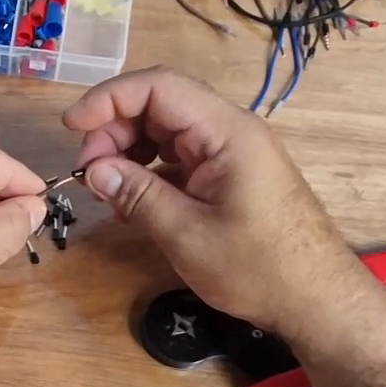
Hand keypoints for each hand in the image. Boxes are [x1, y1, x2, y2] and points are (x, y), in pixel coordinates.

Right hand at [64, 66, 364, 333]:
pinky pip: (177, 160)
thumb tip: (94, 170)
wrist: (313, 298)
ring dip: (127, 154)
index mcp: (225, 133)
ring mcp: (227, 154)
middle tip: (87, 173)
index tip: (72, 127)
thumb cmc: (257, 268)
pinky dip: (147, 175)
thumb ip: (138, 195)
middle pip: (159, 107)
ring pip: (164, 134)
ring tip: (106, 193)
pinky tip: (128, 205)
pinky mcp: (225, 177)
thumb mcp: (187, 234)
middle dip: (114, 131)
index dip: (109, 99)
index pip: (159, 88)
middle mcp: (227, 132)